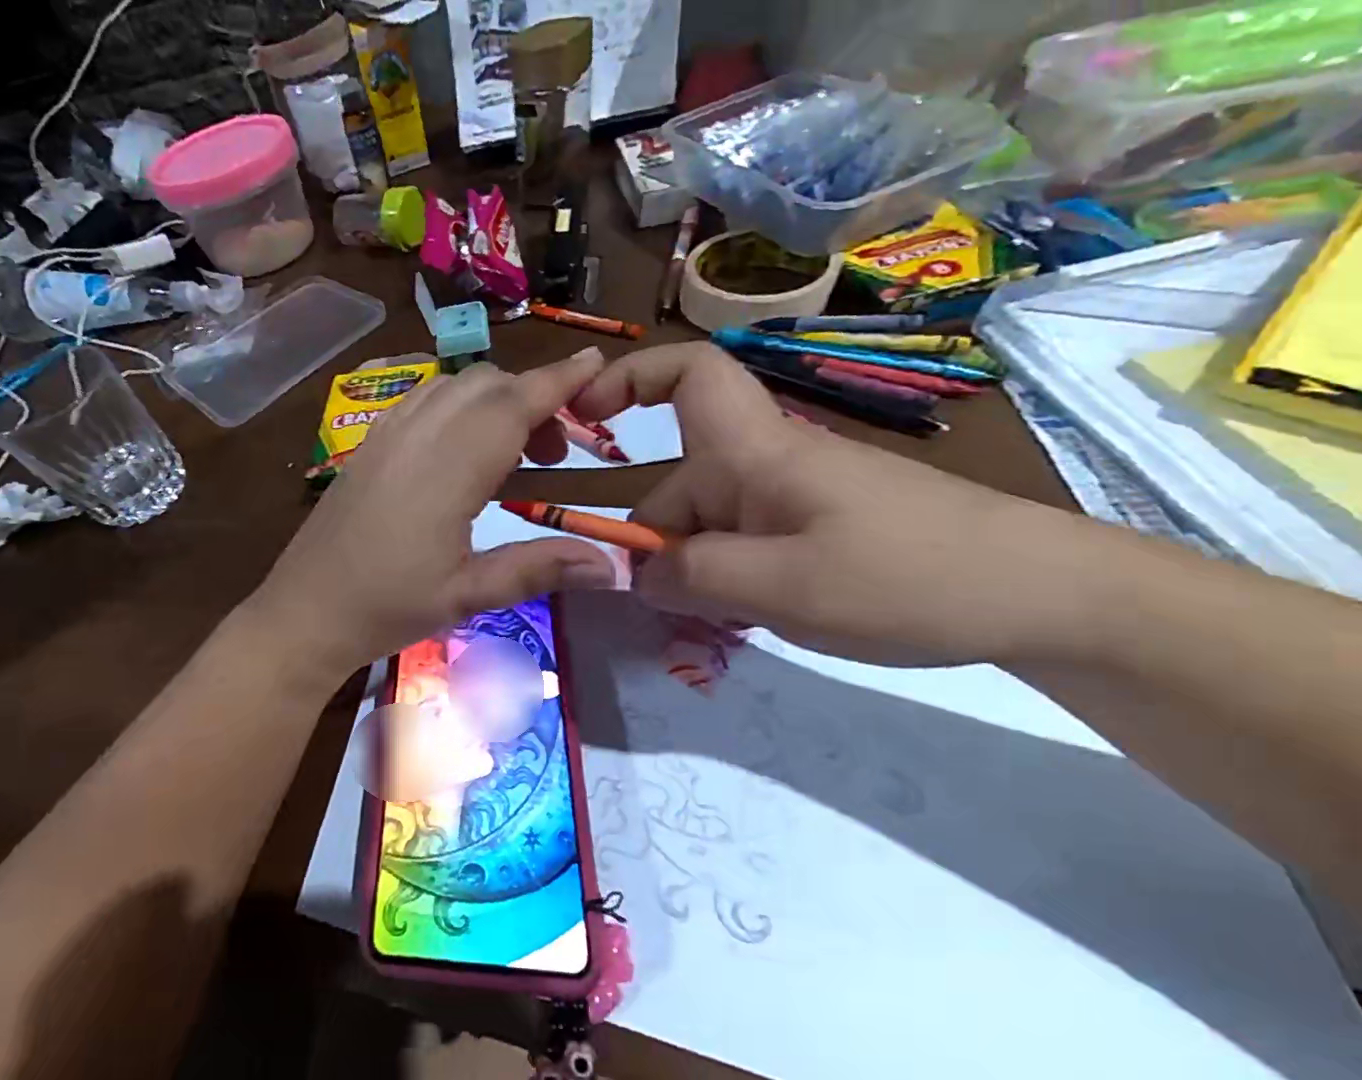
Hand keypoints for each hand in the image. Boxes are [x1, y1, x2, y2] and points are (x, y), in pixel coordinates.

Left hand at [253, 351, 618, 676]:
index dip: (558, 380)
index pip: (514, 405)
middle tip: (555, 452)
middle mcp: (418, 435)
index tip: (595, 362)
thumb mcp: (469, 595)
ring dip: (494, 399)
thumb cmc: (388, 606)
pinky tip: (462, 447)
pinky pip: (423, 398)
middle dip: (533, 398)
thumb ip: (540, 568)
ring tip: (513, 451)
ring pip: (453, 385)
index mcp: (449, 468)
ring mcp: (388, 433)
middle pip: (487, 385)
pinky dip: (458, 404)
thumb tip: (614, 567)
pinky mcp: (369, 443)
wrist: (305, 609)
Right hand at [569, 343, 1109, 666]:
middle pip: (678, 489)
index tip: (582, 419)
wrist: (1047, 597)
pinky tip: (745, 625)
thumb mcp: (782, 587)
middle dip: (655, 550)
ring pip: (709, 529)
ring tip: (709, 633)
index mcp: (755, 452)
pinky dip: (728, 585)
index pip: (688, 375)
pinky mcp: (815, 532)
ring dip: (693, 578)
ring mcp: (791, 501)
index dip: (629, 379)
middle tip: (658, 615)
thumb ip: (691, 577)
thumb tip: (634, 574)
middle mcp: (765, 465)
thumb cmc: (908, 575)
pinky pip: (745, 549)